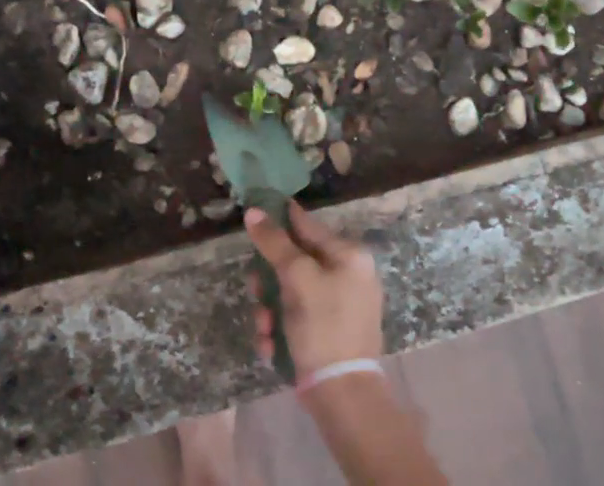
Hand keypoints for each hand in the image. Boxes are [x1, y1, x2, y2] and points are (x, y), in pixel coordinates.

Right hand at [244, 202, 382, 375]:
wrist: (342, 393)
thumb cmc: (324, 325)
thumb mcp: (297, 278)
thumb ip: (275, 243)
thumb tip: (254, 211)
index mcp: (350, 256)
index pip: (308, 226)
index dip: (280, 218)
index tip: (254, 211)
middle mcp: (349, 275)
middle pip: (295, 261)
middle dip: (270, 280)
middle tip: (256, 291)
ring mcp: (340, 305)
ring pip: (290, 291)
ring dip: (269, 309)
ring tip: (264, 327)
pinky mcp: (329, 331)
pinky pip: (296, 317)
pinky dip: (279, 328)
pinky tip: (270, 343)